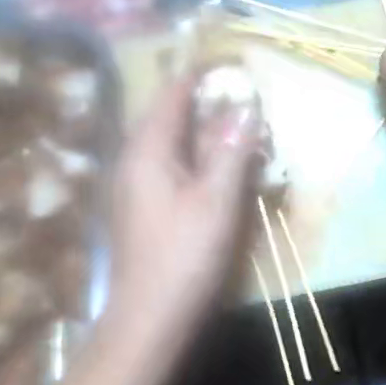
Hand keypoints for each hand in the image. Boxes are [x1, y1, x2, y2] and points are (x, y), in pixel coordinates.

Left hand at [104, 73, 258, 348]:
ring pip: (175, 145)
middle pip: (172, 117)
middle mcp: (135, 160)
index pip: (173, 93)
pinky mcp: (146, 210)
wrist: (149, 320)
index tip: (236, 65)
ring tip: (245, 135)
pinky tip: (225, 175)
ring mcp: (137, 187)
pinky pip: (175, 170)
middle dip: (211, 106)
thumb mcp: (216, 200)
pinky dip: (201, 162)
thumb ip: (231, 150)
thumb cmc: (184, 256)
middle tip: (250, 103)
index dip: (203, 74)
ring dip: (209, 136)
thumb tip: (246, 107)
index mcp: (147, 149)